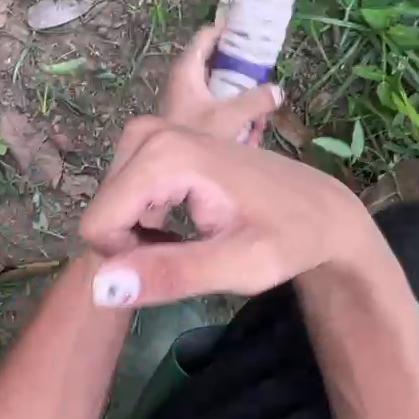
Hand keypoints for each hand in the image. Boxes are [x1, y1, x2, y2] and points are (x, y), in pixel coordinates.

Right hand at [80, 119, 385, 307]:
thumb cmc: (289, 237)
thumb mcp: (241, 266)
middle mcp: (150, 133)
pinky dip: (144, 215)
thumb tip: (100, 287)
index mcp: (164, 156)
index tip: (180, 262)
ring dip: (139, 231)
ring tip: (189, 238)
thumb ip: (170, 275)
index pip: (98, 226)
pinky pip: (122, 191)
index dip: (130, 260)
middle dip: (134, 243)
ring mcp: (150, 130)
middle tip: (190, 251)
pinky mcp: (153, 137)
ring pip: (109, 203)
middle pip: (102, 212)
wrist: (320, 204)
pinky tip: (182, 222)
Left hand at [157, 22, 282, 143]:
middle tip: (263, 81)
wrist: (168, 165)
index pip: (206, 36)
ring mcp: (185, 96)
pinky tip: (247, 135)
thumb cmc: (195, 135)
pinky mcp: (188, 114)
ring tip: (258, 121)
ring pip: (220, 87)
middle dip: (243, 74)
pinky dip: (232, 115)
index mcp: (187, 69)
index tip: (252, 33)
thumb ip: (256, 101)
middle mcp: (183, 78)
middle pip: (217, 62)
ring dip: (241, 100)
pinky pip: (215, 105)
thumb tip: (277, 91)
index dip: (228, 31)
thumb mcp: (230, 117)